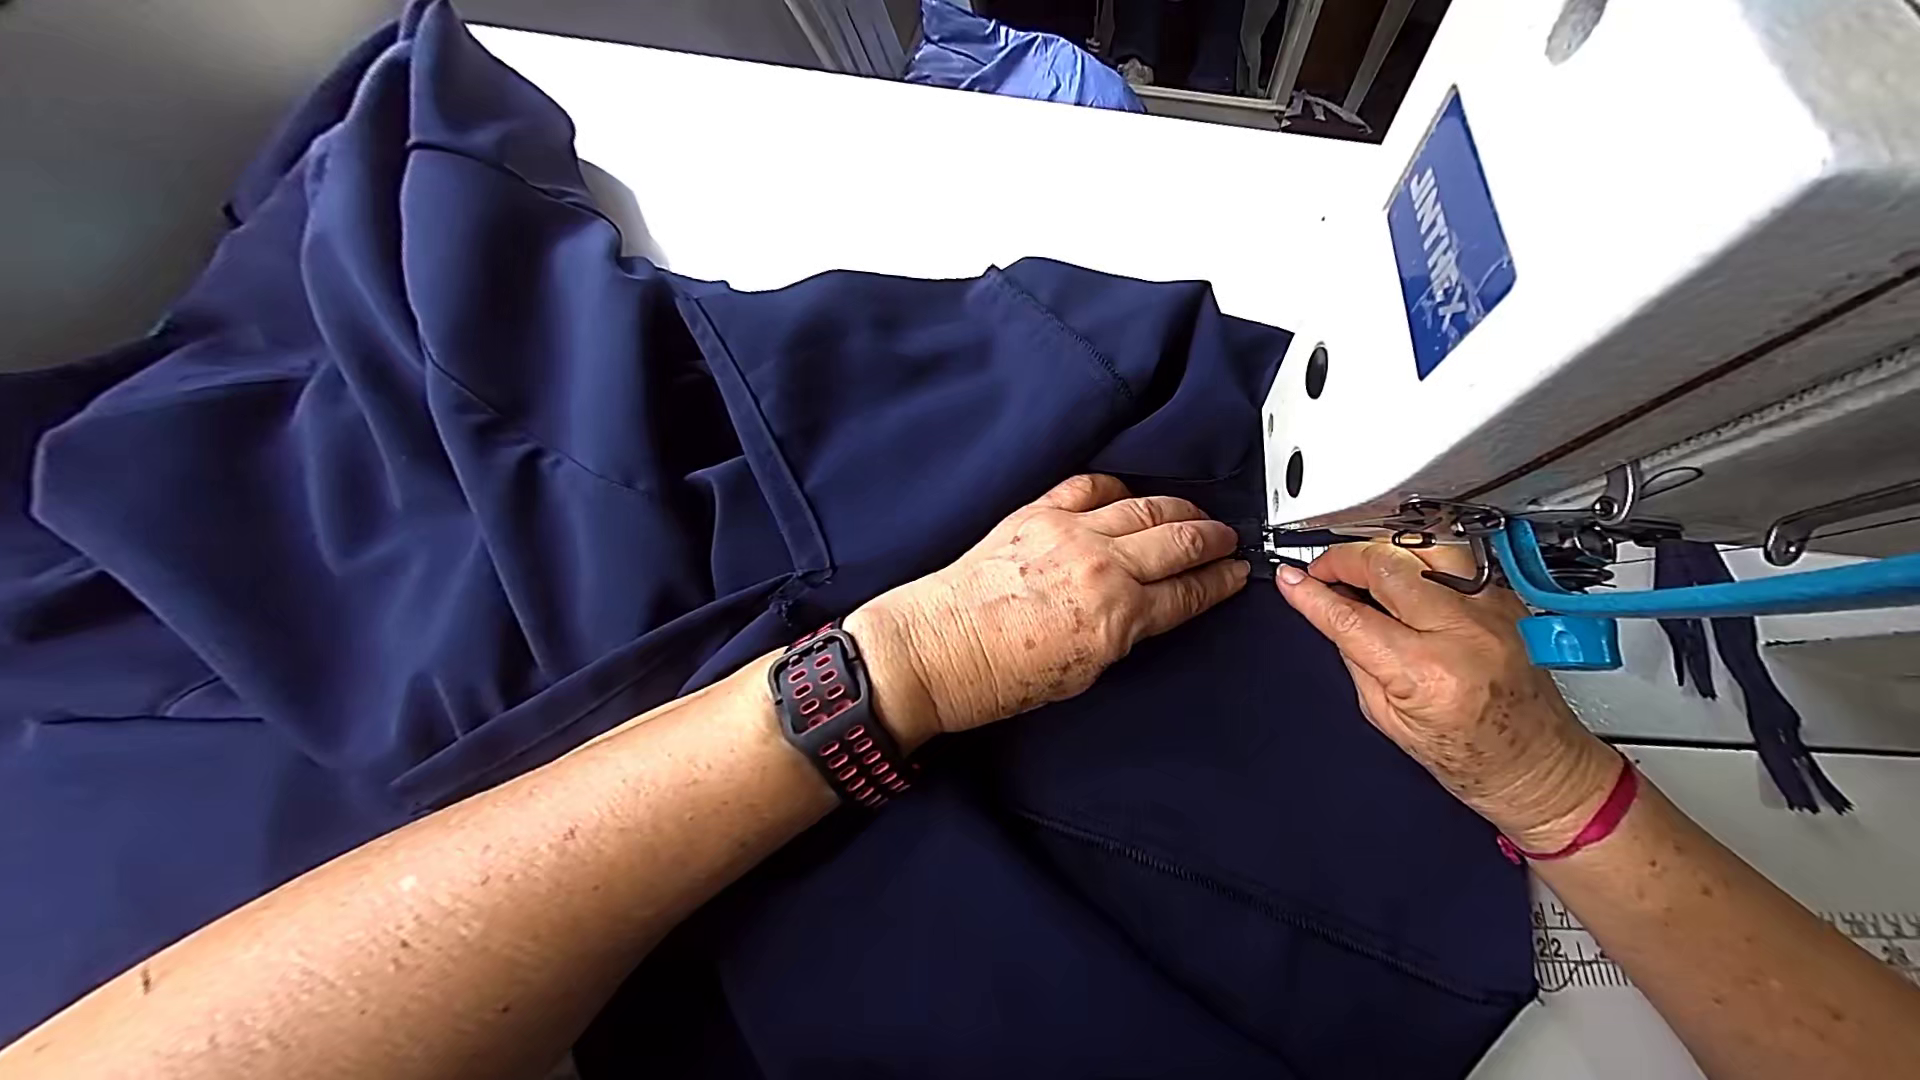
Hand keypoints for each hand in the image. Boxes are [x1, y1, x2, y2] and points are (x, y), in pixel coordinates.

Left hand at [846, 474, 1249, 750]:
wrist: (935, 650)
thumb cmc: (999, 675)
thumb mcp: (1082, 673)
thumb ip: (1122, 632)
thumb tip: (1142, 607)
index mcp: (1117, 619)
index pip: (1188, 592)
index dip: (1219, 581)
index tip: (1235, 573)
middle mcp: (1100, 568)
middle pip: (1177, 543)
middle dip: (1211, 539)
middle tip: (1226, 538)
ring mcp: (1068, 533)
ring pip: (1143, 508)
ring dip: (1177, 510)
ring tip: (1193, 514)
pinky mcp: (1036, 514)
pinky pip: (1089, 486)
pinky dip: (1115, 487)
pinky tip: (1128, 493)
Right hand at [1274, 542, 1619, 850]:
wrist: (1538, 767)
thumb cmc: (1470, 755)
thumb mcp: (1383, 714)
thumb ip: (1355, 653)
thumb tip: (1328, 609)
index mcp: (1427, 674)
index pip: (1349, 616)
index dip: (1309, 593)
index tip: (1290, 579)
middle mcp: (1465, 636)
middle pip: (1387, 566)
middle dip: (1342, 560)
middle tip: (1321, 571)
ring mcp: (1492, 615)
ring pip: (1425, 549)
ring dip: (1381, 551)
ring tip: (1360, 565)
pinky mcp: (1506, 605)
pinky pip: (1454, 562)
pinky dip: (1416, 561)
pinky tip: (1399, 577)